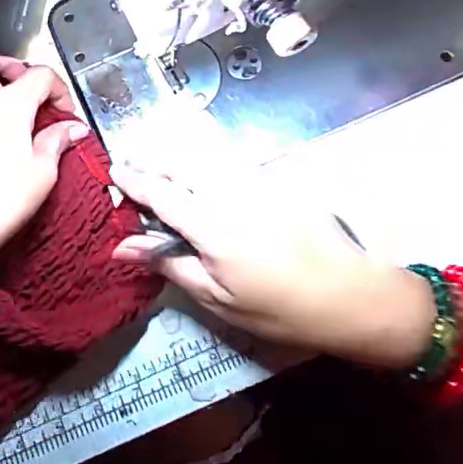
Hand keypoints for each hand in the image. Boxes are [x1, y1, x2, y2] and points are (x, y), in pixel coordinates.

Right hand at [108, 161, 431, 367]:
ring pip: (210, 155)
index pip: (162, 193)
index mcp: (212, 227)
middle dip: (156, 159)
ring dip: (183, 155)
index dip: (135, 180)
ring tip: (167, 164)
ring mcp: (260, 182)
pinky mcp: (281, 181)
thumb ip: (170, 265)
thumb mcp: (217, 300)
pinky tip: (209, 170)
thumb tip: (123, 247)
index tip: (116, 172)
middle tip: (138, 167)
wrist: (347, 294)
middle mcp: (233, 194)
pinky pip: (237, 161)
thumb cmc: (277, 309)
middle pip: (183, 163)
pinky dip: (214, 160)